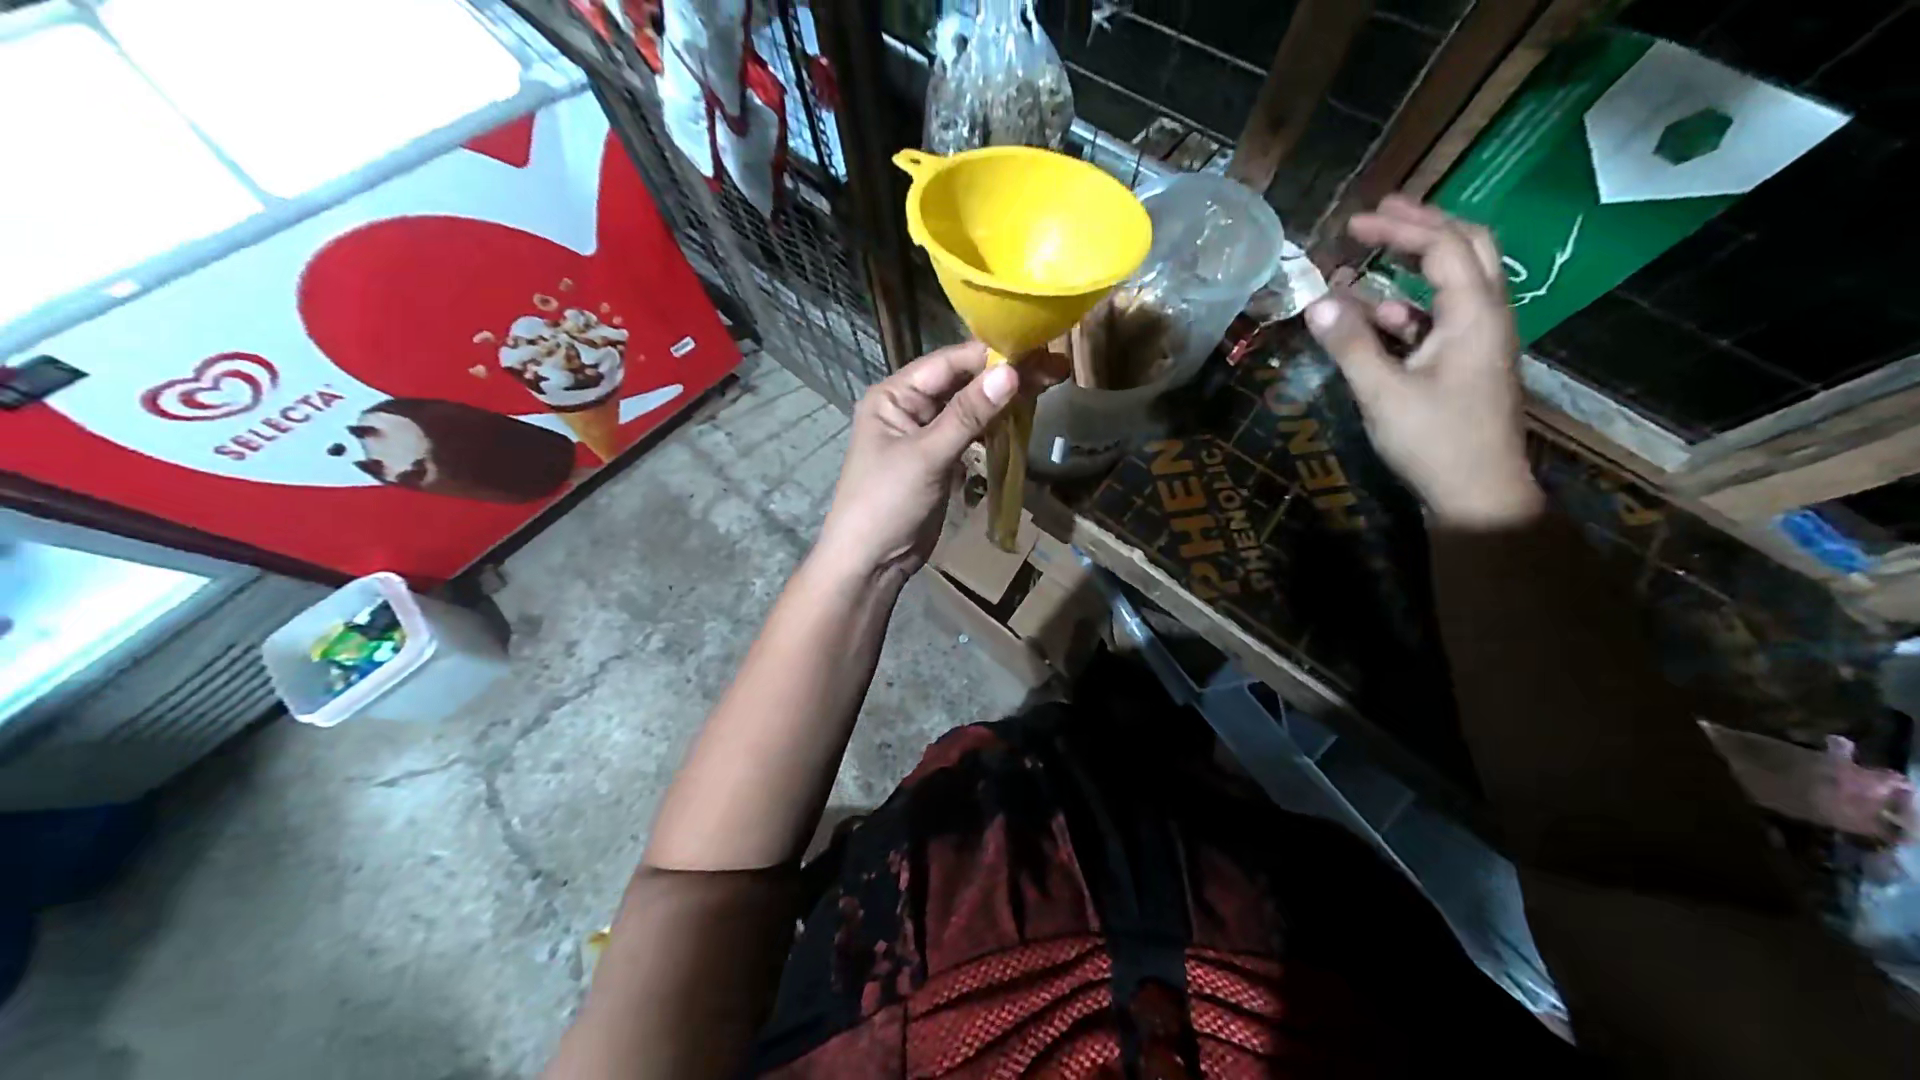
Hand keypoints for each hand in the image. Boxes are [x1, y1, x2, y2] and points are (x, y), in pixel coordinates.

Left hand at [815, 342, 1057, 580]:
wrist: (870, 563)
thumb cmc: (887, 503)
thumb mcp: (926, 456)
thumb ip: (968, 415)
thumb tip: (1011, 372)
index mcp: (894, 395)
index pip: (948, 363)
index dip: (991, 355)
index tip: (1036, 350)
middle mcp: (908, 407)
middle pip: (962, 382)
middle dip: (1003, 375)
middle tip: (1054, 367)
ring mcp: (925, 434)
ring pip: (969, 407)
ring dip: (1003, 399)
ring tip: (1048, 386)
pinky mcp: (940, 460)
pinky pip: (970, 433)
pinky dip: (994, 426)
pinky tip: (1023, 417)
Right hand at [1305, 196, 1544, 528]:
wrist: (1478, 493)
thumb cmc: (1434, 441)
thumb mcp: (1383, 393)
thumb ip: (1350, 345)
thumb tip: (1317, 301)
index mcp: (1474, 314)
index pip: (1442, 248)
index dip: (1399, 229)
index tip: (1353, 224)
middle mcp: (1487, 316)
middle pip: (1466, 249)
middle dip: (1422, 227)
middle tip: (1380, 215)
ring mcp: (1480, 340)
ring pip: (1455, 282)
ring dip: (1415, 265)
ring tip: (1370, 261)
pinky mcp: (1468, 363)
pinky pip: (1441, 318)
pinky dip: (1410, 308)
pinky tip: (1378, 318)